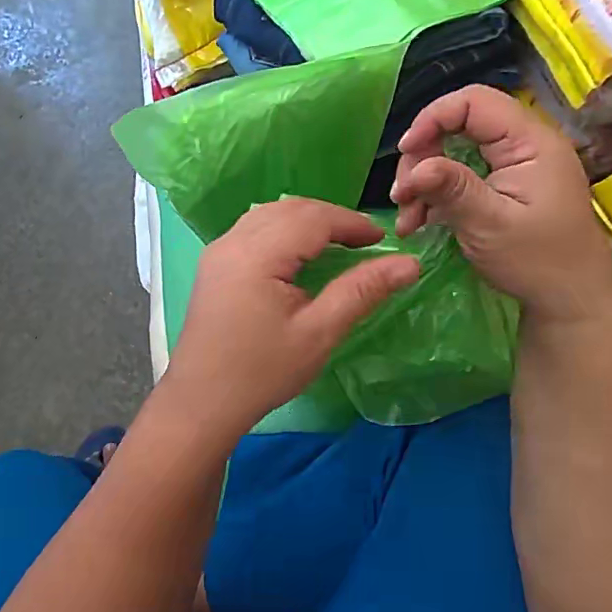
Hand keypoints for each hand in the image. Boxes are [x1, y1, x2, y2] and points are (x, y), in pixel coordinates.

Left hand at [166, 197, 420, 426]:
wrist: (202, 403)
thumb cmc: (262, 372)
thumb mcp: (319, 333)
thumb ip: (362, 291)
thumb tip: (409, 264)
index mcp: (258, 254)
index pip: (313, 217)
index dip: (352, 223)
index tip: (383, 241)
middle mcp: (233, 241)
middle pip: (290, 208)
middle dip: (332, 218)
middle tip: (365, 243)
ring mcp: (219, 251)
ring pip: (270, 214)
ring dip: (307, 220)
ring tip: (338, 244)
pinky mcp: (214, 264)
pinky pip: (254, 228)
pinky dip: (285, 230)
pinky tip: (301, 254)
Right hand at [391, 86, 611, 322]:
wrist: (570, 301)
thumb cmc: (538, 262)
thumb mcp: (490, 225)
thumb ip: (452, 189)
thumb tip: (415, 167)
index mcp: (530, 142)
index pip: (474, 102)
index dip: (433, 118)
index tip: (406, 151)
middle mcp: (523, 145)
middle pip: (459, 126)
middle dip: (423, 156)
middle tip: (403, 195)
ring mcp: (513, 168)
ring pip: (454, 153)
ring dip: (425, 182)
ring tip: (408, 219)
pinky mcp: (503, 190)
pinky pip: (462, 178)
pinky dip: (437, 197)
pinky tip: (419, 223)